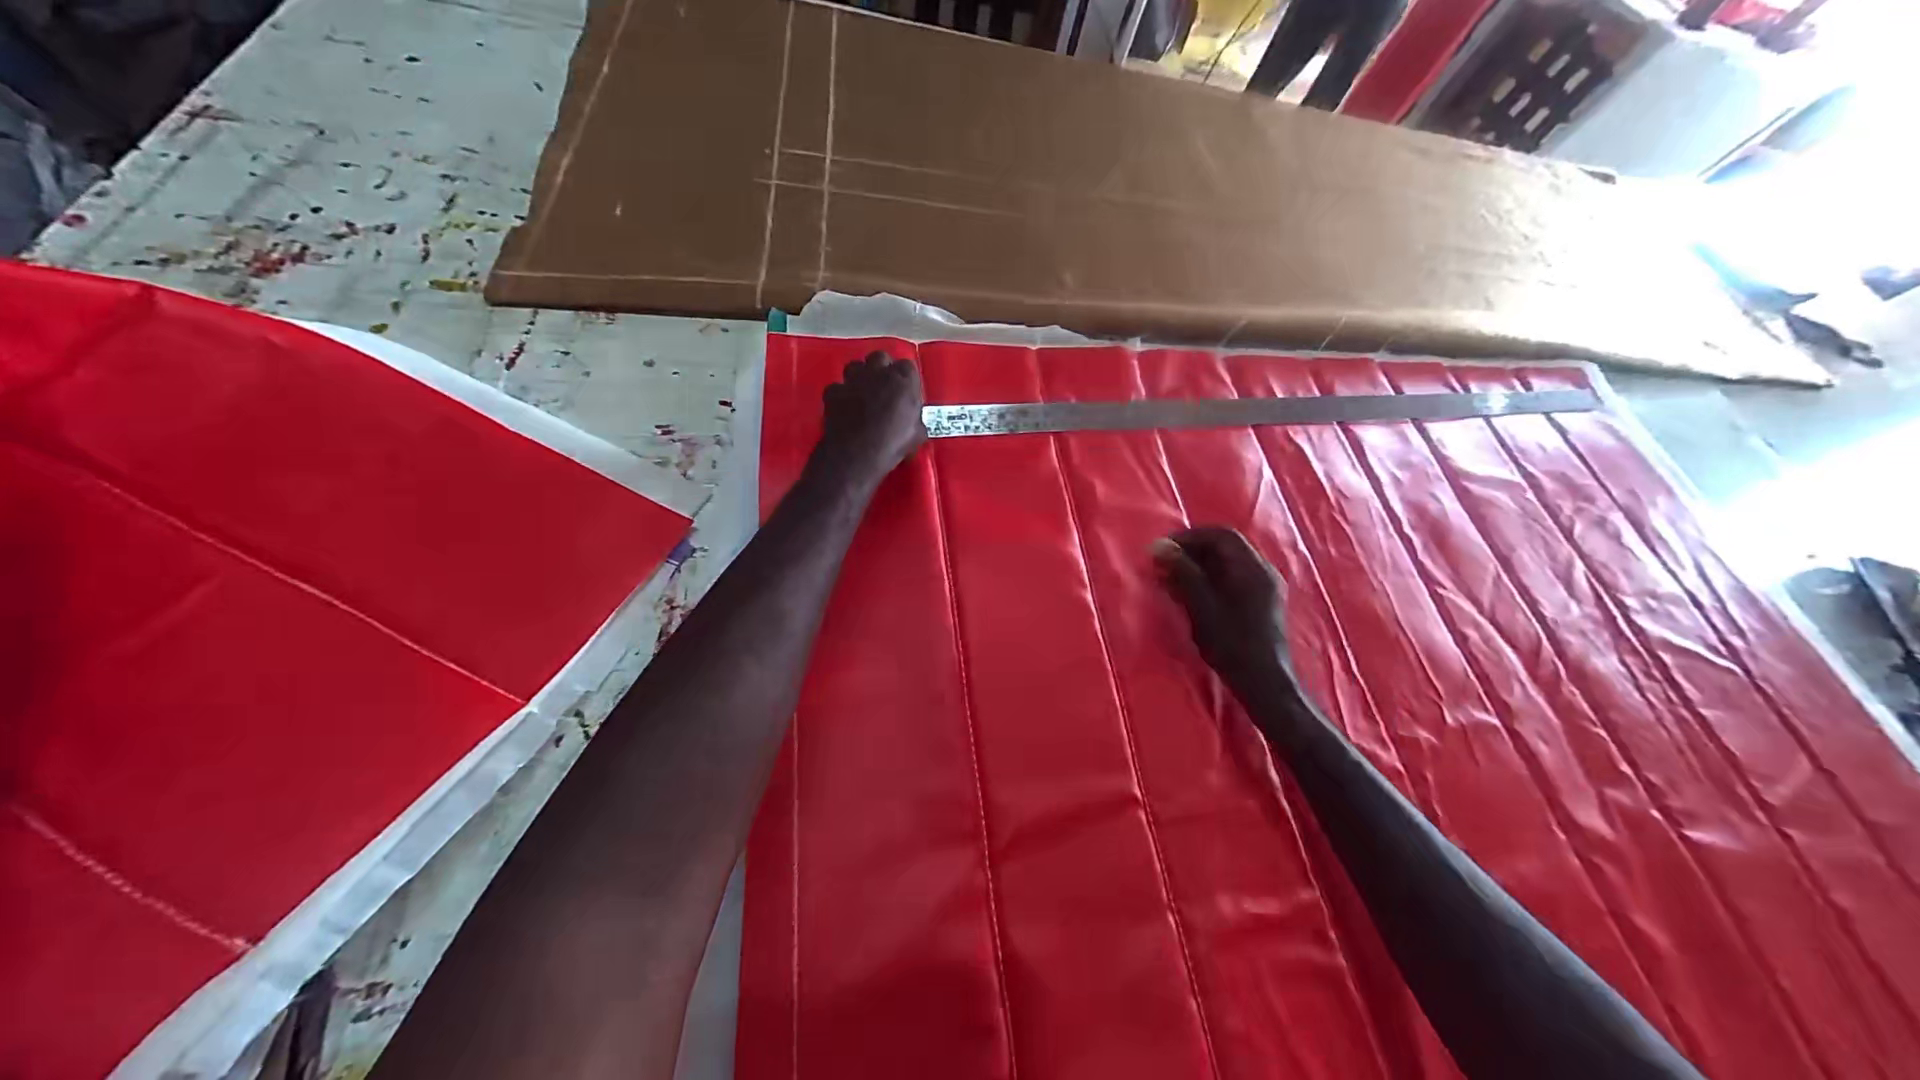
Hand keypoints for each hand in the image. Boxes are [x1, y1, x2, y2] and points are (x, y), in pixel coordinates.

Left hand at [810, 352, 926, 489]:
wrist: (857, 455)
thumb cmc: (894, 444)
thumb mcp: (917, 435)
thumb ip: (915, 420)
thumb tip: (914, 423)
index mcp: (904, 378)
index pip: (908, 367)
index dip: (906, 380)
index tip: (906, 393)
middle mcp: (878, 371)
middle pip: (880, 358)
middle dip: (882, 369)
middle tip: (884, 388)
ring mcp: (852, 379)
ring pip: (855, 366)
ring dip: (860, 376)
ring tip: (863, 394)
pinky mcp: (833, 391)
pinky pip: (837, 387)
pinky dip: (841, 395)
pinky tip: (844, 408)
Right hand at [1154, 526, 1293, 686]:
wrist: (1264, 683)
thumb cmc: (1232, 644)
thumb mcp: (1202, 607)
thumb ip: (1183, 574)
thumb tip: (1159, 546)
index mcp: (1252, 568)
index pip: (1221, 535)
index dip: (1189, 537)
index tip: (1163, 550)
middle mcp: (1262, 571)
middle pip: (1225, 546)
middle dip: (1192, 551)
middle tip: (1164, 564)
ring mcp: (1264, 587)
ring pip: (1227, 563)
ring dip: (1198, 565)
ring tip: (1172, 580)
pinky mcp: (1260, 603)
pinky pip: (1232, 578)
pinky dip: (1209, 579)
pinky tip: (1190, 595)